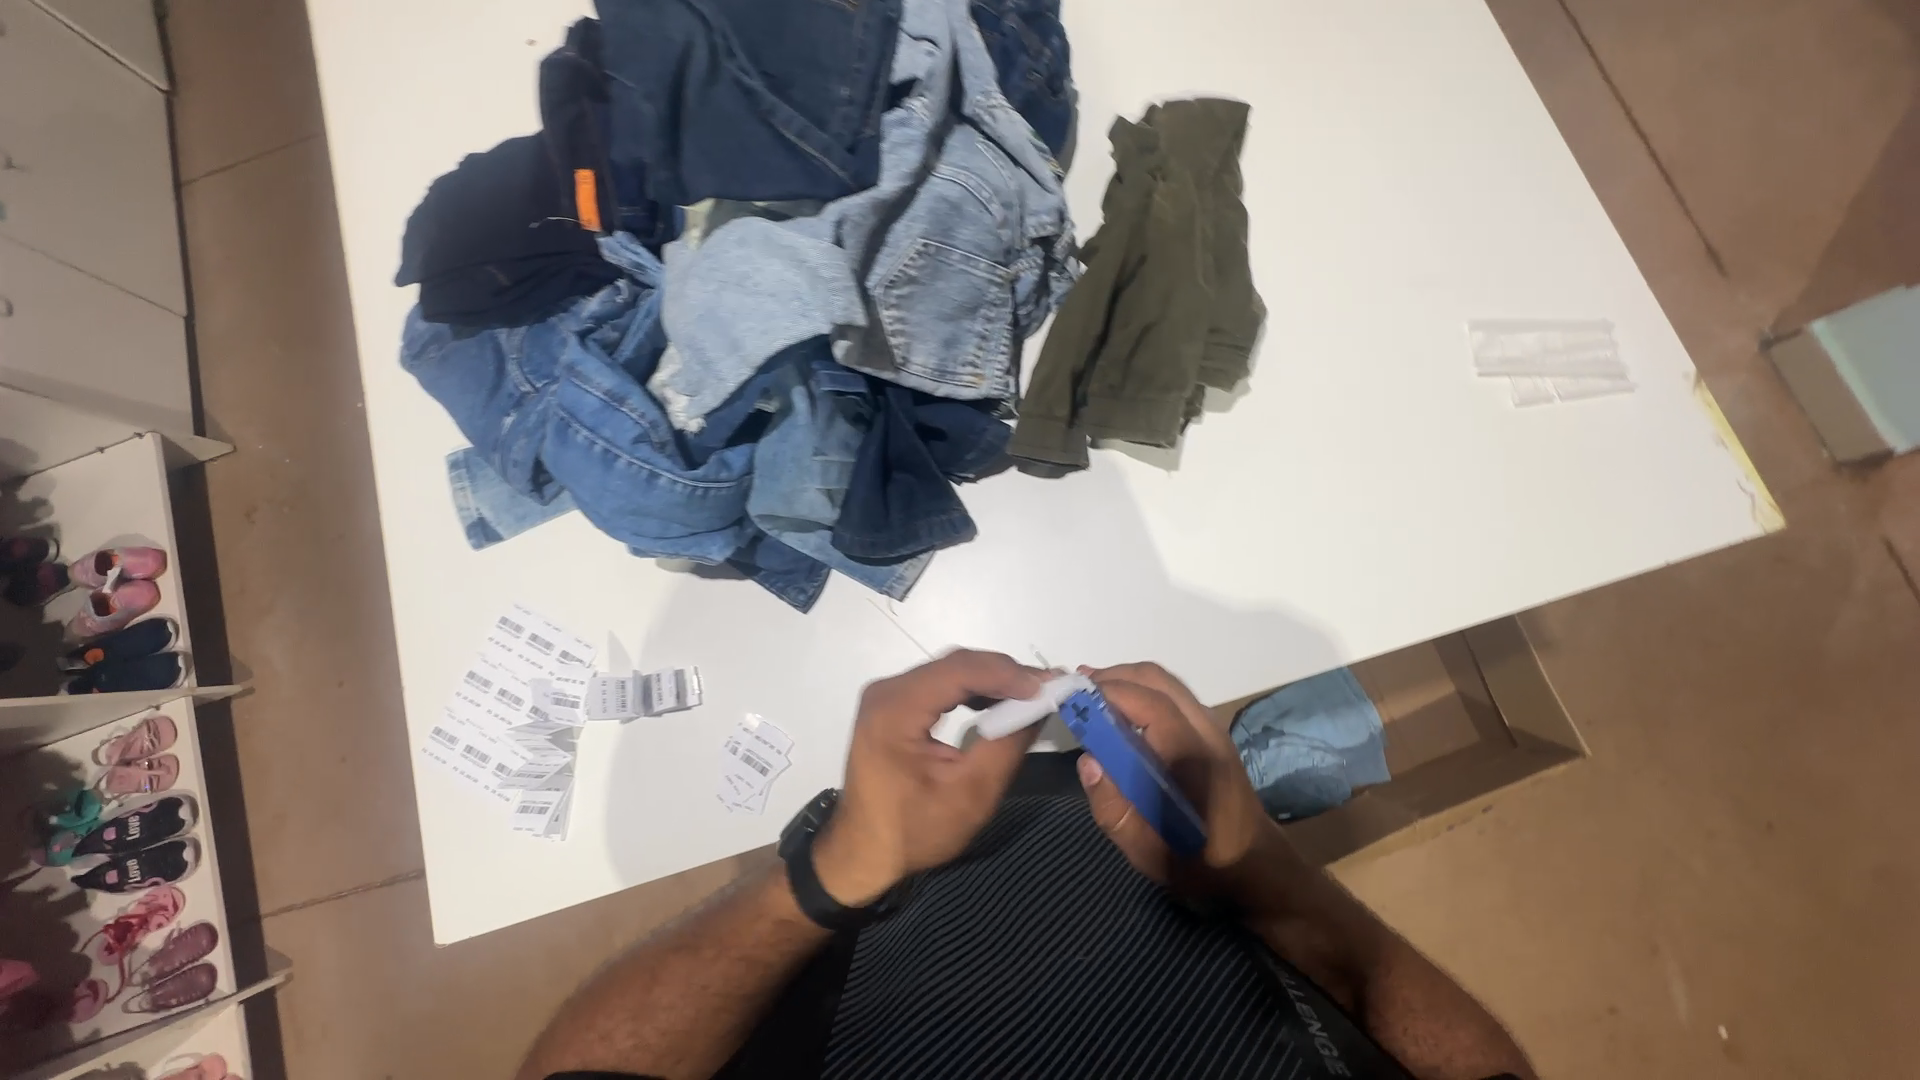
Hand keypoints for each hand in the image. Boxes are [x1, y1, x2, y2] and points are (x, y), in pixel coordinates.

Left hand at [812, 650, 1046, 905]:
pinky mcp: (893, 706)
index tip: (1049, 686)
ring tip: (1032, 694)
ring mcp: (888, 696)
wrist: (864, 853)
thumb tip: (1040, 706)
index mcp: (895, 709)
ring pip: (950, 671)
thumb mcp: (971, 794)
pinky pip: (940, 685)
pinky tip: (999, 701)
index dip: (1007, 674)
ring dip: (991, 680)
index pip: (959, 671)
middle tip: (1048, 688)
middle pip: (955, 666)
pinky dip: (972, 690)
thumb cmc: (914, 830)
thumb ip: (1008, 744)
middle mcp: (887, 691)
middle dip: (1004, 674)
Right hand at [1076, 663, 1297, 914]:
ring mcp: (1214, 730)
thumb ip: (1114, 811)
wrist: (1260, 872)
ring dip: (1129, 681)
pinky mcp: (1214, 735)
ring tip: (1093, 695)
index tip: (1073, 696)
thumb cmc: (1204, 867)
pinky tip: (1123, 712)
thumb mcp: (1150, 855)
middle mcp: (1206, 734)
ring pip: (1168, 684)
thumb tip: (1088, 762)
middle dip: (1115, 677)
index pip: (1150, 705)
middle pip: (1158, 680)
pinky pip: (1175, 697)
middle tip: (1078, 690)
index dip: (1110, 692)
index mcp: (1191, 760)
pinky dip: (1144, 692)